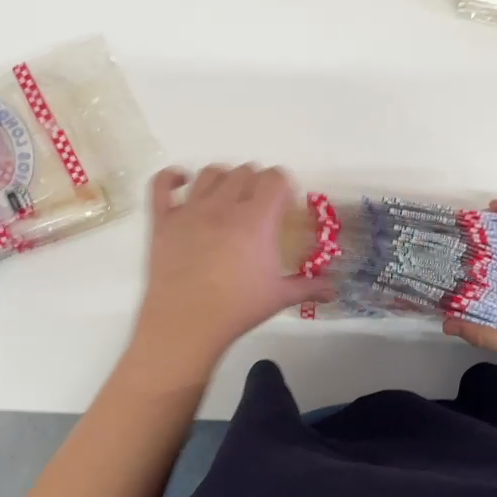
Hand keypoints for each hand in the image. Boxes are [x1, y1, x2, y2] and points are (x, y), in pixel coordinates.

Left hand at [129, 165, 333, 379]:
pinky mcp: (162, 221)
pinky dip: (172, 177)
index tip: (285, 204)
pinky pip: (162, 184)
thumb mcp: (278, 297)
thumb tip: (334, 289)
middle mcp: (223, 206)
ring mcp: (189, 210)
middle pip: (244, 172)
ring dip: (223, 178)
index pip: (275, 178)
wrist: (185, 324)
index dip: (283, 185)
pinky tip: (181, 181)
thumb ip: (308, 286)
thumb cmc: (236, 310)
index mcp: (256, 219)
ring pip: (210, 173)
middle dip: (256, 182)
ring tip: (227, 195)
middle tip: (258, 206)